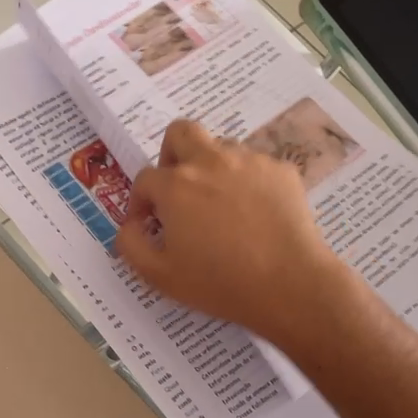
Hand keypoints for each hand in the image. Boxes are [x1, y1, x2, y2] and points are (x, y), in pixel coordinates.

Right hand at [115, 120, 353, 342]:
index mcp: (175, 185)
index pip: (144, 178)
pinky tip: (254, 216)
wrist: (288, 284)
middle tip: (177, 190)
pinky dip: (246, 184)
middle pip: (181, 133)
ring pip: (221, 148)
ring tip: (220, 208)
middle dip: (171, 156)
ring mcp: (249, 161)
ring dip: (211, 170)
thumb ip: (131, 245)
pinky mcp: (281, 170)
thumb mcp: (159, 275)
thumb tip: (129, 226)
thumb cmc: (218, 283)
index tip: (147, 224)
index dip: (140, 201)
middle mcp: (210, 161)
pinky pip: (255, 166)